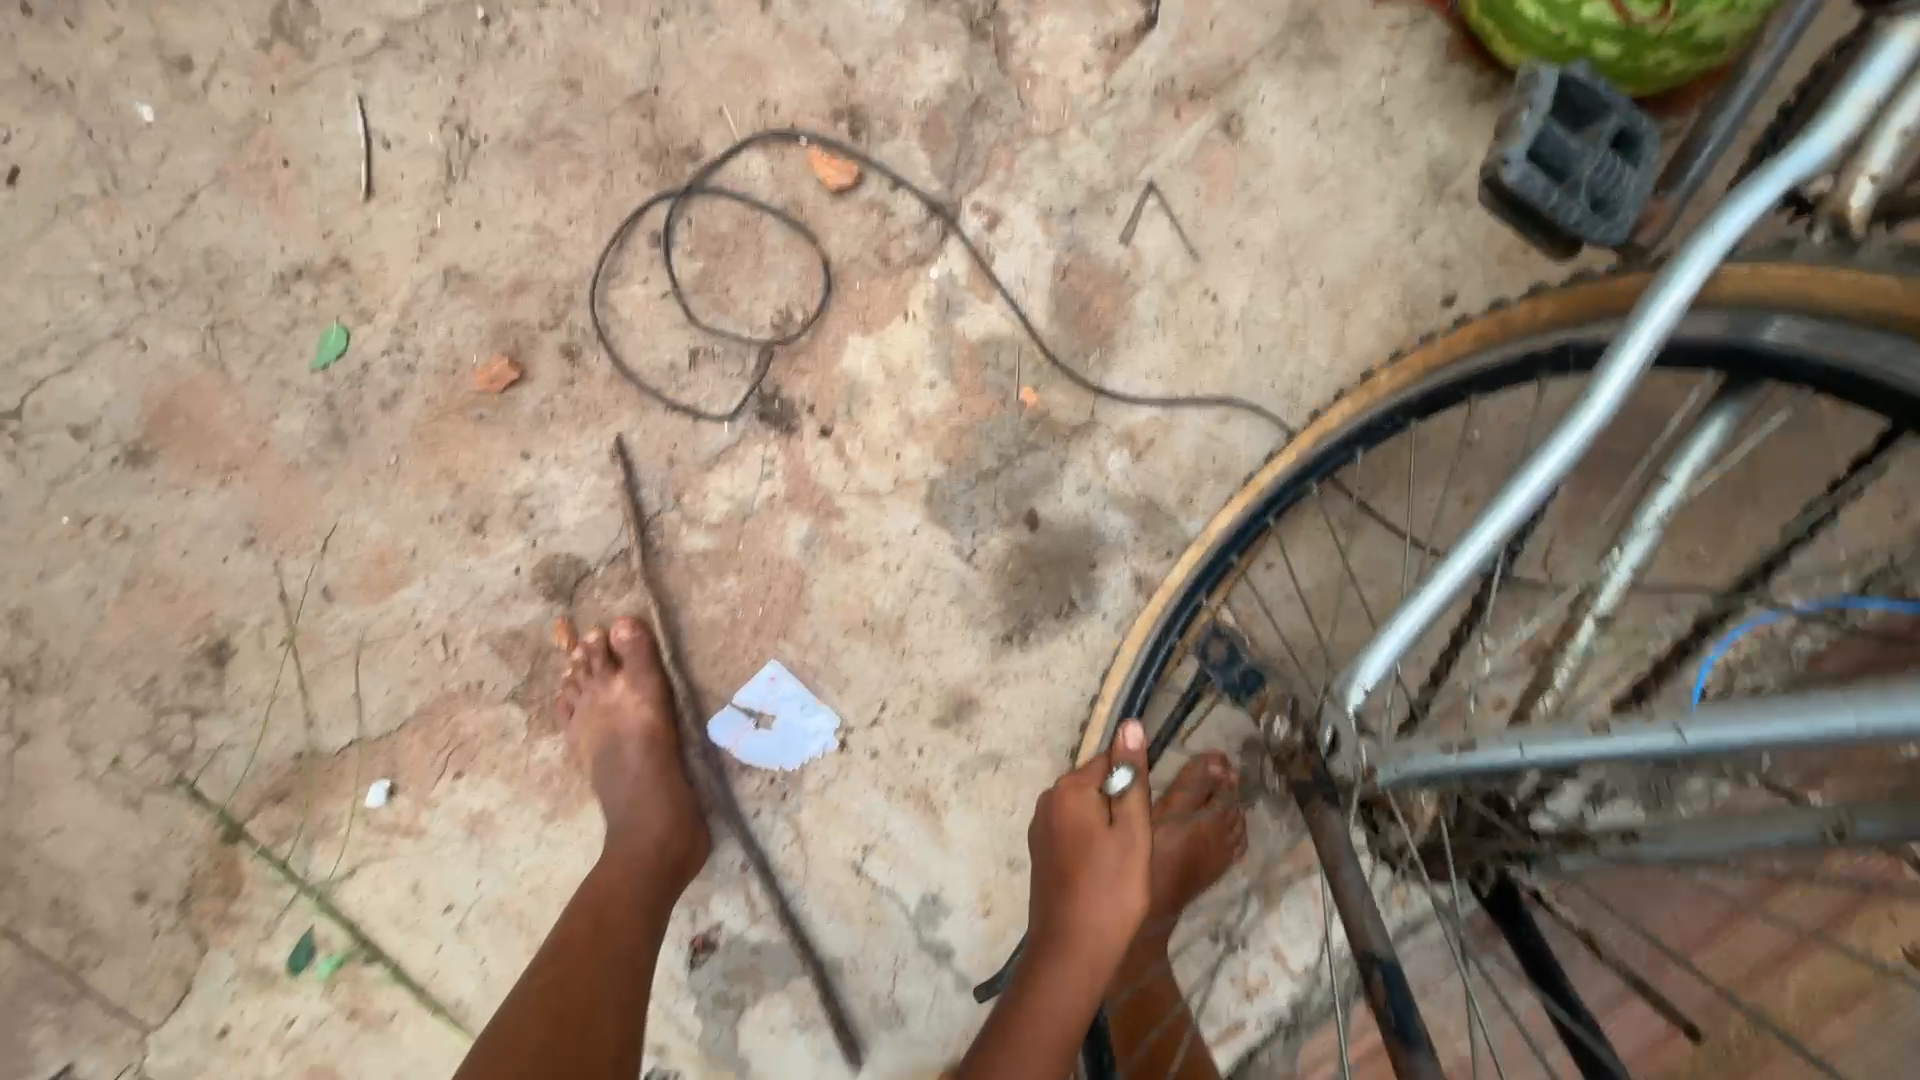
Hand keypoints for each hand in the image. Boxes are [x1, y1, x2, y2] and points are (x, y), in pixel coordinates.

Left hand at [1024, 718, 1152, 973]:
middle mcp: (1047, 799)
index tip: (1144, 823)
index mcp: (1068, 788)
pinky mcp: (1040, 851)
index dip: (1135, 789)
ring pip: (1087, 811)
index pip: (1111, 763)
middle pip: (1097, 786)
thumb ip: (1132, 776)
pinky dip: (1092, 845)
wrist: (1071, 953)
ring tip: (1121, 866)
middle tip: (1135, 850)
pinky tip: (1103, 874)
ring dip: (1108, 829)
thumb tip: (1130, 723)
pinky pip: (1074, 832)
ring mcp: (1040, 827)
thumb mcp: (1133, 829)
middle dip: (1120, 809)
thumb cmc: (1111, 891)